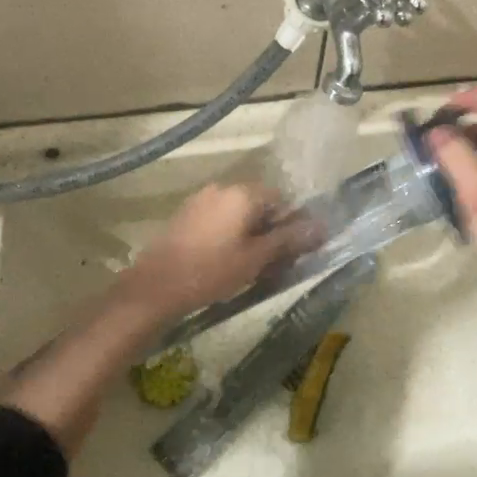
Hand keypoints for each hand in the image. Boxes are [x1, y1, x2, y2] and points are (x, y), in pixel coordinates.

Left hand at [114, 182, 319, 320]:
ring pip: (238, 214)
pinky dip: (230, 237)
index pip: (281, 199)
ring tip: (251, 268)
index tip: (293, 253)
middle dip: (271, 232)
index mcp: (242, 193)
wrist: (155, 287)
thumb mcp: (256, 258)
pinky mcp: (185, 216)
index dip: (291, 225)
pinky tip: (226, 263)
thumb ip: (289, 239)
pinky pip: (219, 220)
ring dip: (250, 236)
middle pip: (260, 205)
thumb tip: (322, 227)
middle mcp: (222, 188)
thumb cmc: (211, 271)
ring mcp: (200, 200)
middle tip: (274, 265)